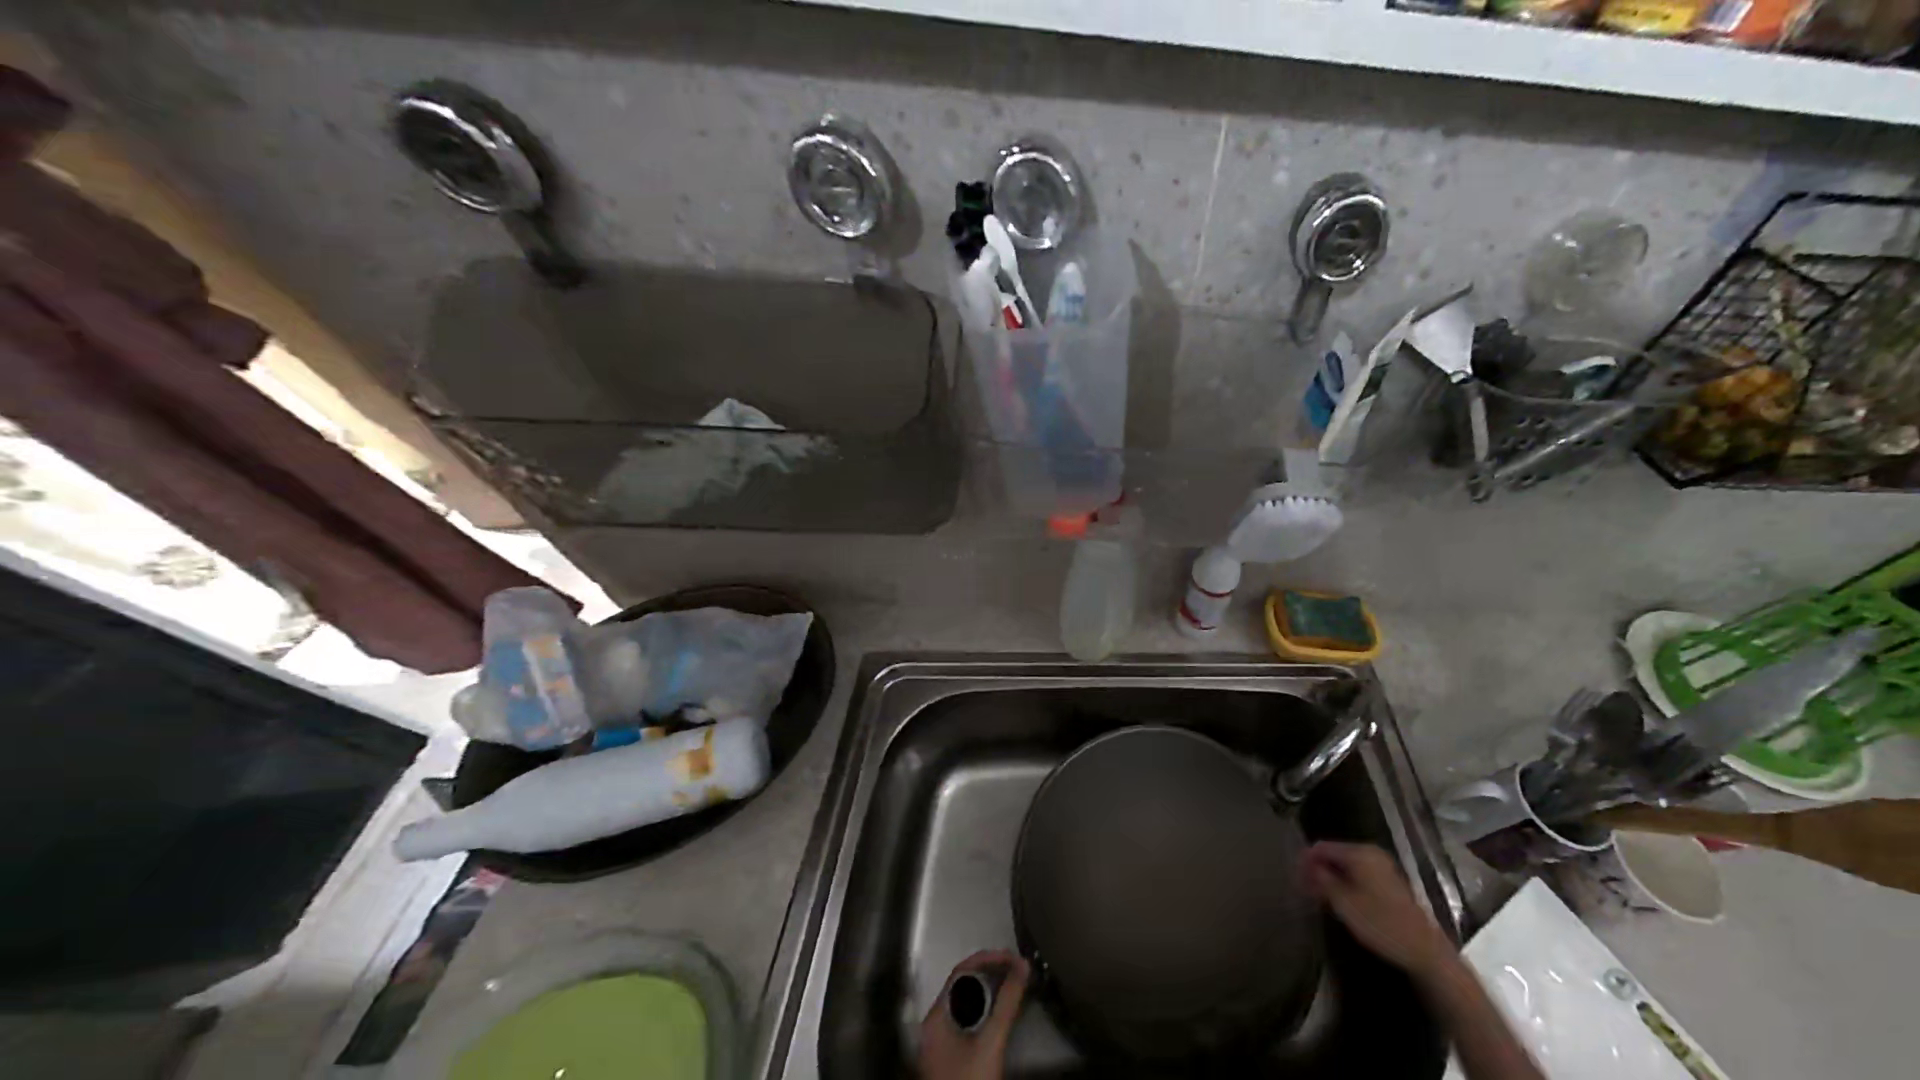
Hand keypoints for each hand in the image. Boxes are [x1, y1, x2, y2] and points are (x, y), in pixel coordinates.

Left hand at [918, 950, 1030, 1079]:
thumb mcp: (991, 1043)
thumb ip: (1007, 1004)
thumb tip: (1023, 966)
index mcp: (936, 1016)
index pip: (961, 971)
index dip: (989, 959)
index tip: (1015, 958)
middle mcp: (934, 1023)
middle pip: (963, 985)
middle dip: (991, 972)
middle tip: (1019, 969)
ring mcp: (942, 1041)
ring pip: (966, 1003)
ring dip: (991, 990)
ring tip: (1016, 984)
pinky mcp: (952, 1055)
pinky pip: (969, 1020)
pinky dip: (987, 1010)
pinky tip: (1004, 1011)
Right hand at [1304, 841, 1453, 976]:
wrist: (1425, 952)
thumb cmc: (1381, 924)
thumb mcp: (1344, 902)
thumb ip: (1322, 880)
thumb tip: (1307, 865)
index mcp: (1360, 853)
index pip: (1322, 847)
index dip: (1305, 861)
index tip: (1294, 879)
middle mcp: (1372, 854)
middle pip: (1334, 855)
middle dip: (1317, 870)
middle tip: (1303, 889)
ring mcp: (1383, 869)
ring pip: (1346, 866)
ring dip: (1330, 879)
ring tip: (1317, 897)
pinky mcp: (1389, 884)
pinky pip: (1358, 875)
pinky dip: (1345, 884)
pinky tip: (1338, 901)